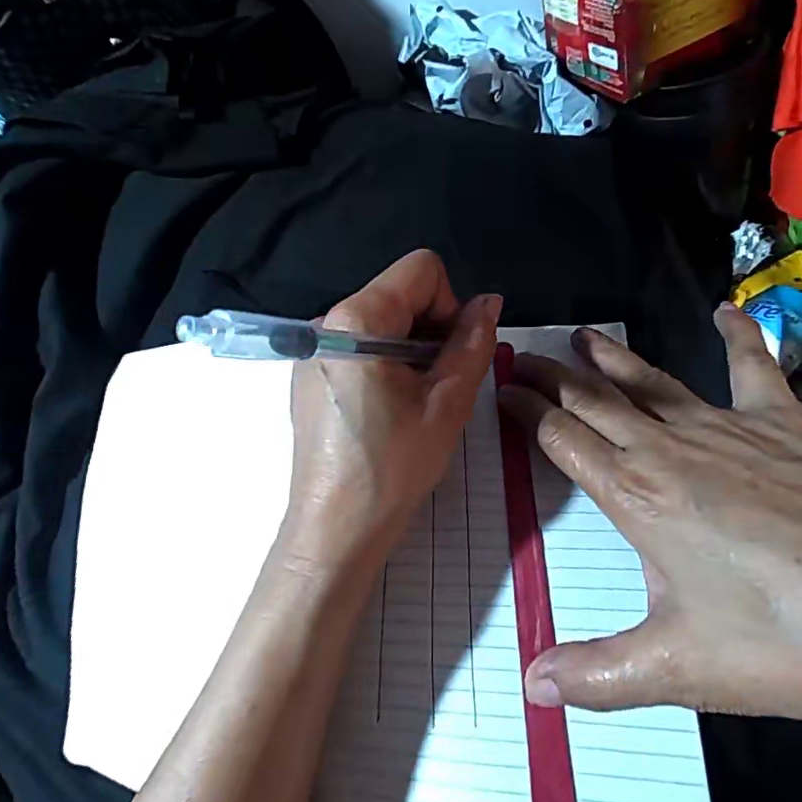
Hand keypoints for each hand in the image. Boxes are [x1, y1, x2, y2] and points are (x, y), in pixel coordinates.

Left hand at [288, 250, 500, 571]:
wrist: (334, 531)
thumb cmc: (393, 467)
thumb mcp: (448, 402)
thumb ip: (473, 342)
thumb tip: (489, 302)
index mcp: (355, 319)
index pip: (421, 270)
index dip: (450, 305)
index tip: (451, 356)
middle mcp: (327, 321)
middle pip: (402, 291)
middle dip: (433, 328)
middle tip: (440, 384)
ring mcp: (314, 347)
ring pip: (386, 318)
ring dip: (414, 348)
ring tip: (417, 400)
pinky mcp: (311, 371)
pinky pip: (363, 342)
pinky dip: (389, 360)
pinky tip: (392, 407)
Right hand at [497, 306, 801, 762]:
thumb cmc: (785, 643)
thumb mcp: (680, 669)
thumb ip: (598, 674)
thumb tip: (531, 686)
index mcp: (639, 495)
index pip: (564, 440)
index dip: (527, 412)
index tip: (501, 391)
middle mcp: (674, 447)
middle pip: (598, 401)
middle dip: (556, 378)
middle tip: (526, 356)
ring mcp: (732, 427)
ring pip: (656, 382)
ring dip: (616, 359)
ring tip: (585, 335)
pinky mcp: (788, 423)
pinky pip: (755, 368)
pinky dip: (739, 335)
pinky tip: (725, 312)